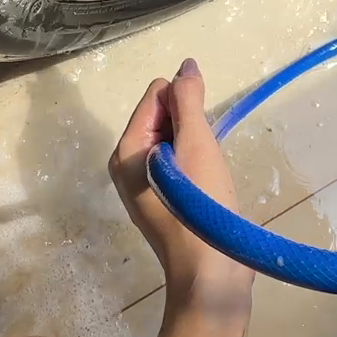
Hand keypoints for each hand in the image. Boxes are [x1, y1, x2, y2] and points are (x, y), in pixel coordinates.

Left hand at [108, 58, 252, 307]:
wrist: (209, 271)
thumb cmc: (200, 205)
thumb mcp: (196, 145)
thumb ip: (188, 100)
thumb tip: (186, 65)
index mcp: (126, 150)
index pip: (156, 95)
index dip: (185, 102)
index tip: (202, 130)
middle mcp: (128, 165)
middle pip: (163, 116)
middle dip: (190, 124)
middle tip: (207, 153)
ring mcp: (144, 185)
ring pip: (174, 139)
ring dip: (196, 143)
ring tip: (209, 169)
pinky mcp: (163, 200)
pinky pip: (178, 162)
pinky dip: (196, 162)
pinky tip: (209, 182)